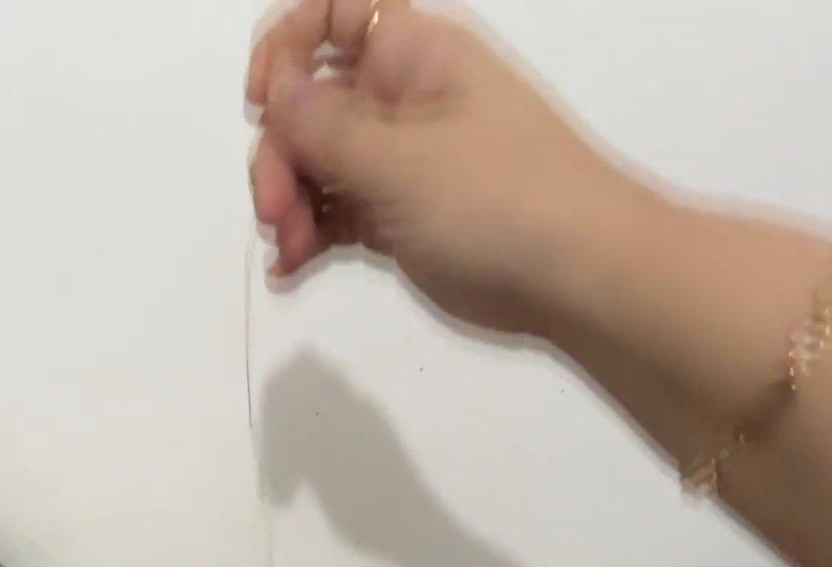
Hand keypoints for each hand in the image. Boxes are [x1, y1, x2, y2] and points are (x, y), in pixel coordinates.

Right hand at [247, 0, 649, 333]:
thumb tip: (273, 90)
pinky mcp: (391, 218)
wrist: (571, 275)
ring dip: (288, 206)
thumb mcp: (402, 159)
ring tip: (291, 253)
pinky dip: (306, 238)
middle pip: (307, 107)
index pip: (333, 16)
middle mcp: (396, 101)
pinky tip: (290, 268)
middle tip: (276, 214)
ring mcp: (392, 163)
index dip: (286, 48)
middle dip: (280, 157)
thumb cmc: (497, 197)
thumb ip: (326, 127)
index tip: (260, 104)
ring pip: (313, 167)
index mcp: (411, 55)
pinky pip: (331, 215)